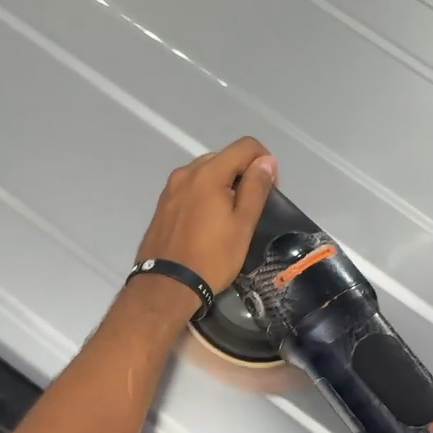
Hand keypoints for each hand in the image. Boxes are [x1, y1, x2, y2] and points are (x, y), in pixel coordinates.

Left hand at [134, 138, 277, 300]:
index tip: (269, 189)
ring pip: (205, 173)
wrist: (166, 286)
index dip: (264, 162)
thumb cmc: (211, 258)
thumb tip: (266, 161)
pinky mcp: (163, 204)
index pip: (245, 146)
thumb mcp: (242, 225)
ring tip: (229, 216)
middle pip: (224, 157)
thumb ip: (256, 188)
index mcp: (208, 173)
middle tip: (251, 206)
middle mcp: (186, 173)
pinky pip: (190, 188)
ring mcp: (171, 188)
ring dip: (223, 185)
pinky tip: (208, 222)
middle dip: (242, 174)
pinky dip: (205, 195)